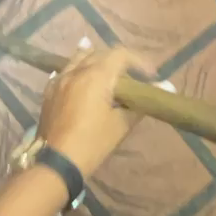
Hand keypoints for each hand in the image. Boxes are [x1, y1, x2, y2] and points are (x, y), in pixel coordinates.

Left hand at [37, 42, 145, 175]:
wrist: (57, 162)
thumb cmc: (93, 143)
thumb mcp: (121, 124)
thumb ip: (141, 102)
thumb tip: (166, 87)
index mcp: (96, 76)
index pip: (120, 55)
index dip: (138, 61)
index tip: (150, 76)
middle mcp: (76, 71)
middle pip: (100, 54)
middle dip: (118, 61)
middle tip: (132, 78)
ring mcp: (59, 80)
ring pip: (79, 59)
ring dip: (96, 61)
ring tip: (108, 74)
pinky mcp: (49, 91)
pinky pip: (65, 71)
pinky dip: (78, 71)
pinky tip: (83, 80)